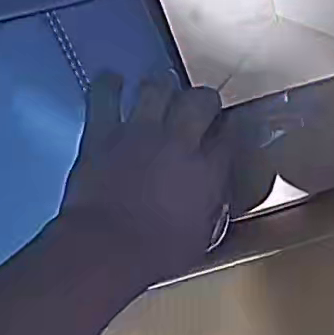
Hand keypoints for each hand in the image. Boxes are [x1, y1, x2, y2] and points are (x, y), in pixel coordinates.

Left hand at [58, 72, 231, 287]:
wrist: (108, 247)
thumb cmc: (157, 254)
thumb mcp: (200, 238)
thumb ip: (210, 209)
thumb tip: (212, 198)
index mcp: (207, 173)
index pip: (229, 139)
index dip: (230, 132)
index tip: (228, 134)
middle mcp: (178, 143)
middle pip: (200, 101)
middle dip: (204, 100)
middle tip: (202, 106)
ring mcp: (139, 132)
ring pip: (157, 87)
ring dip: (163, 87)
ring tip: (164, 91)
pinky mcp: (103, 132)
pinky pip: (106, 94)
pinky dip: (110, 84)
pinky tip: (114, 81)